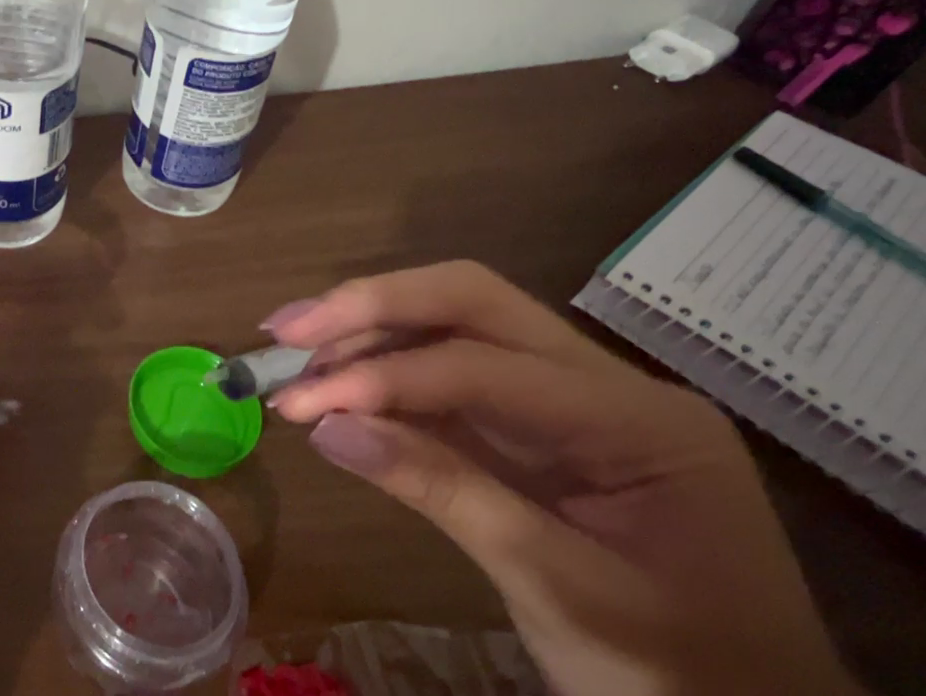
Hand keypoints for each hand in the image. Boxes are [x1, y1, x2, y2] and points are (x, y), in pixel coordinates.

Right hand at [264, 261, 862, 695]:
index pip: (486, 366)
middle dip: (373, 308)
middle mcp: (608, 386)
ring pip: (459, 328)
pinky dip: (390, 377)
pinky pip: (458, 379)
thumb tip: (328, 429)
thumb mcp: (560, 590)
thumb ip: (446, 495)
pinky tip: (339, 386)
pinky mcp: (542, 430)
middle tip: (286, 329)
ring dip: (372, 334)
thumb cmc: (676, 672)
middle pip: (476, 303)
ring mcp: (574, 403)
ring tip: (294, 356)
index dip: (384, 378)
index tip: (300, 405)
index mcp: (638, 420)